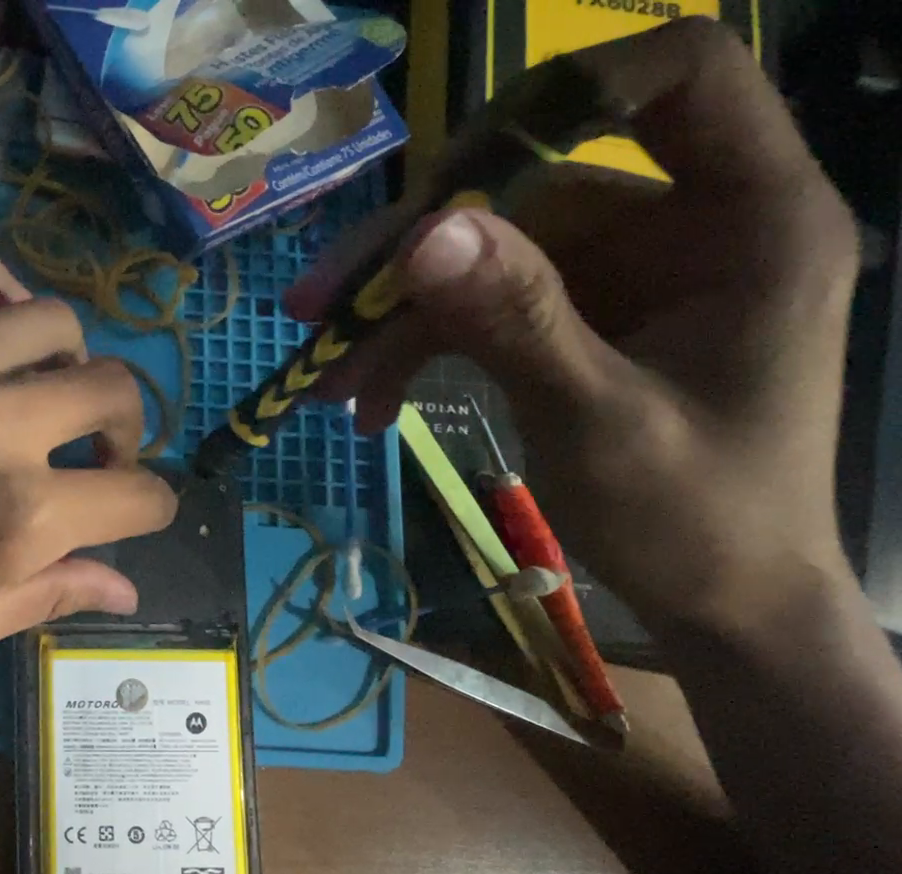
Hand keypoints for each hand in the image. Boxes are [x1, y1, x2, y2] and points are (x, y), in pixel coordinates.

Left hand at [0, 237, 178, 792]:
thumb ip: (45, 597)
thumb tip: (124, 588)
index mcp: (17, 520)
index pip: (137, 497)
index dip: (149, 510)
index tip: (133, 513)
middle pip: (113, 392)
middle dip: (126, 430)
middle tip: (94, 456)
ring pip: (50, 322)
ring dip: (71, 359)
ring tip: (45, 390)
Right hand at [291, 18, 859, 634]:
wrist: (717, 600)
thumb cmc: (694, 517)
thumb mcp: (598, 419)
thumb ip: (518, 319)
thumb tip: (423, 233)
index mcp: (745, 222)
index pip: (676, 82)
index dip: (567, 90)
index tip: (451, 166)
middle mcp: (679, 229)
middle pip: (528, 189)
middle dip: (414, 248)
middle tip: (318, 304)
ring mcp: (618, 278)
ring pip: (483, 257)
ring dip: (395, 316)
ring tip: (326, 381)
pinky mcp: (571, 322)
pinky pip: (477, 311)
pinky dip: (416, 352)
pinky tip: (367, 405)